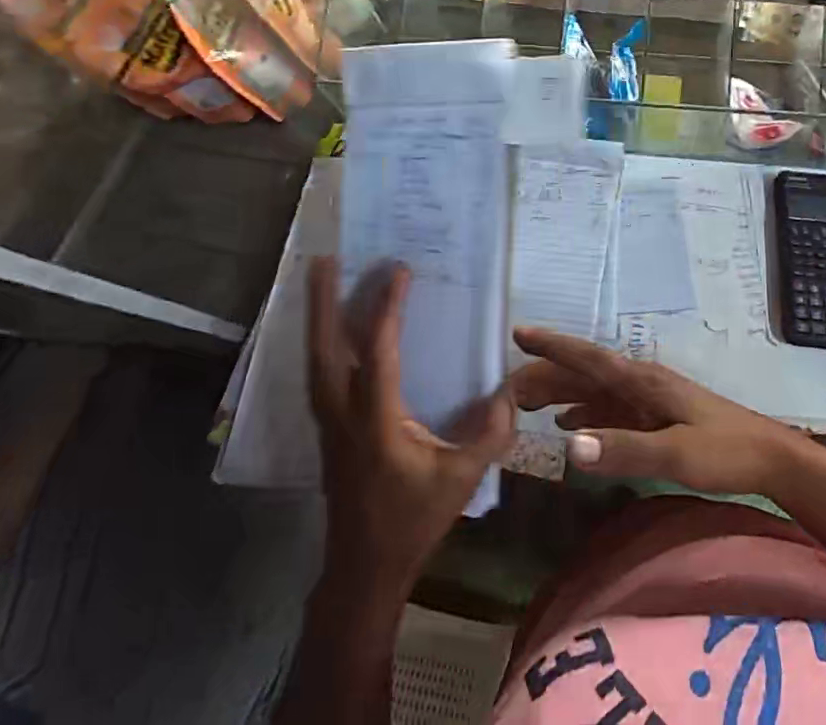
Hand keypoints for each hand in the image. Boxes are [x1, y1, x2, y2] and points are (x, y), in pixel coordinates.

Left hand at [309, 256, 514, 587]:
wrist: (364, 566)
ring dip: (316, 318)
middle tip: (324, 258)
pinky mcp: (327, 430)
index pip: (379, 351)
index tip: (400, 271)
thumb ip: (490, 433)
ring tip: (319, 281)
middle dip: (323, 300)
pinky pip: (319, 375)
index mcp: (376, 420)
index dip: (387, 308)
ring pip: (314, 360)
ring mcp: (328, 422)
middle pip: (325, 347)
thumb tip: (511, 391)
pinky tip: (331, 332)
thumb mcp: (461, 477)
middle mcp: (343, 414)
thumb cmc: (413, 520)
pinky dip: (321, 343)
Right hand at [510, 327, 806, 495]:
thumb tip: (566, 443)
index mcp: (644, 381)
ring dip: (560, 393)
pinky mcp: (656, 419)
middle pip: (585, 374)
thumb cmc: (726, 451)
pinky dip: (583, 413)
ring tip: (525, 403)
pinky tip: (567, 424)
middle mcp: (641, 383)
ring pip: (594, 390)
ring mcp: (649, 401)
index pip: (590, 358)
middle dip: (546, 375)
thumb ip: (624, 450)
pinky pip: (609, 410)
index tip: (520, 333)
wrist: (771, 458)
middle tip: (507, 387)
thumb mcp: (677, 455)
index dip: (554, 346)